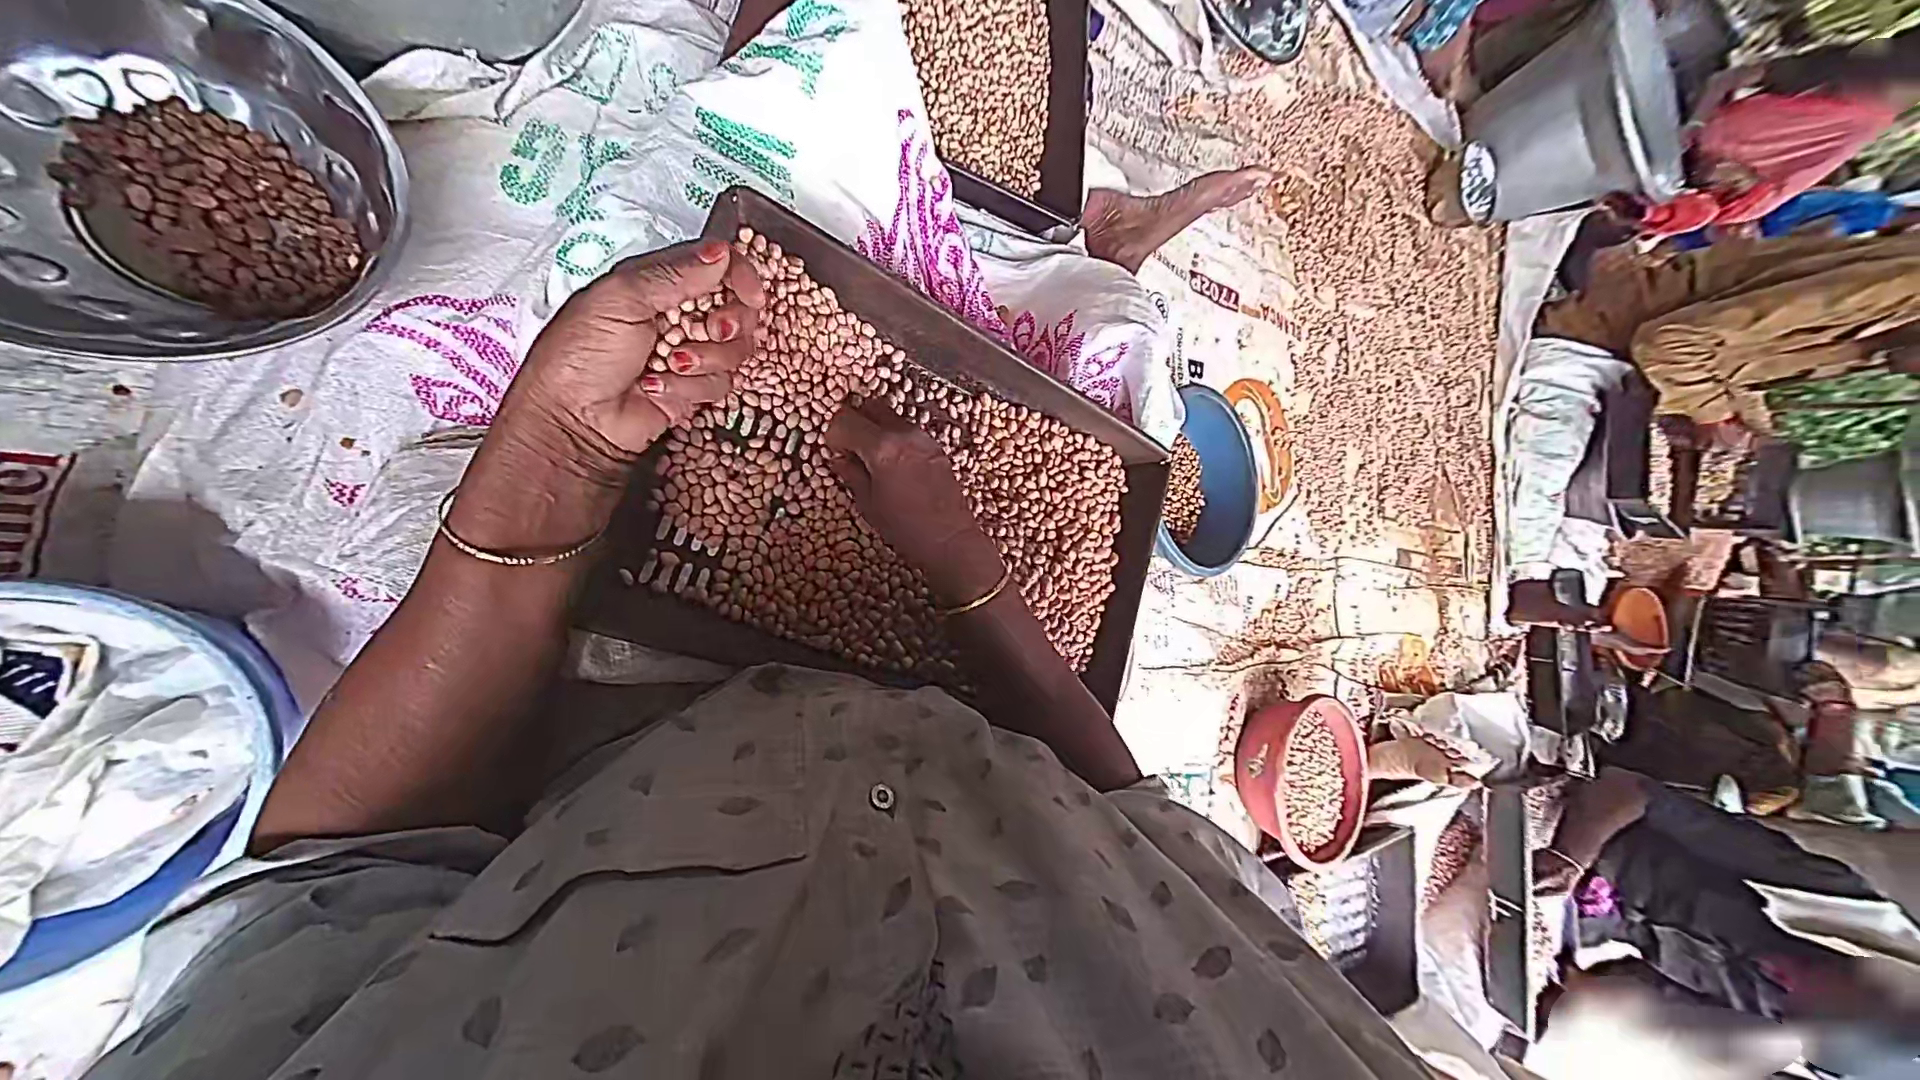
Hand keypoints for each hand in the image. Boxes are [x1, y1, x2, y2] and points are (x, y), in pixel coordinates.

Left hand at [450, 239, 763, 553]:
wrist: (575, 417)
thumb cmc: (582, 353)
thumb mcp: (622, 298)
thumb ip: (675, 274)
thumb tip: (721, 252)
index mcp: (659, 282)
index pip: (716, 266)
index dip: (740, 276)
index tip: (752, 294)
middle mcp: (680, 315)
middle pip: (737, 308)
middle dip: (730, 321)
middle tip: (710, 329)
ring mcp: (692, 353)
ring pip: (736, 349)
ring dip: (707, 358)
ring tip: (671, 363)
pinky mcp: (697, 388)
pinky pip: (723, 382)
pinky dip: (693, 386)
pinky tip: (659, 386)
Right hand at [823, 400, 1004, 606]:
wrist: (950, 539)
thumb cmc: (906, 528)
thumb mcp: (869, 504)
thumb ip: (852, 474)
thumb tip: (839, 459)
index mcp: (882, 447)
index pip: (845, 420)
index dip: (833, 434)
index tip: (833, 451)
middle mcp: (904, 434)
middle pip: (869, 407)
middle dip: (854, 422)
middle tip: (847, 448)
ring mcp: (923, 438)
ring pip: (890, 416)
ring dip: (874, 429)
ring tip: (870, 460)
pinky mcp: (936, 447)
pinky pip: (907, 432)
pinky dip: (893, 439)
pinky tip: (891, 466)